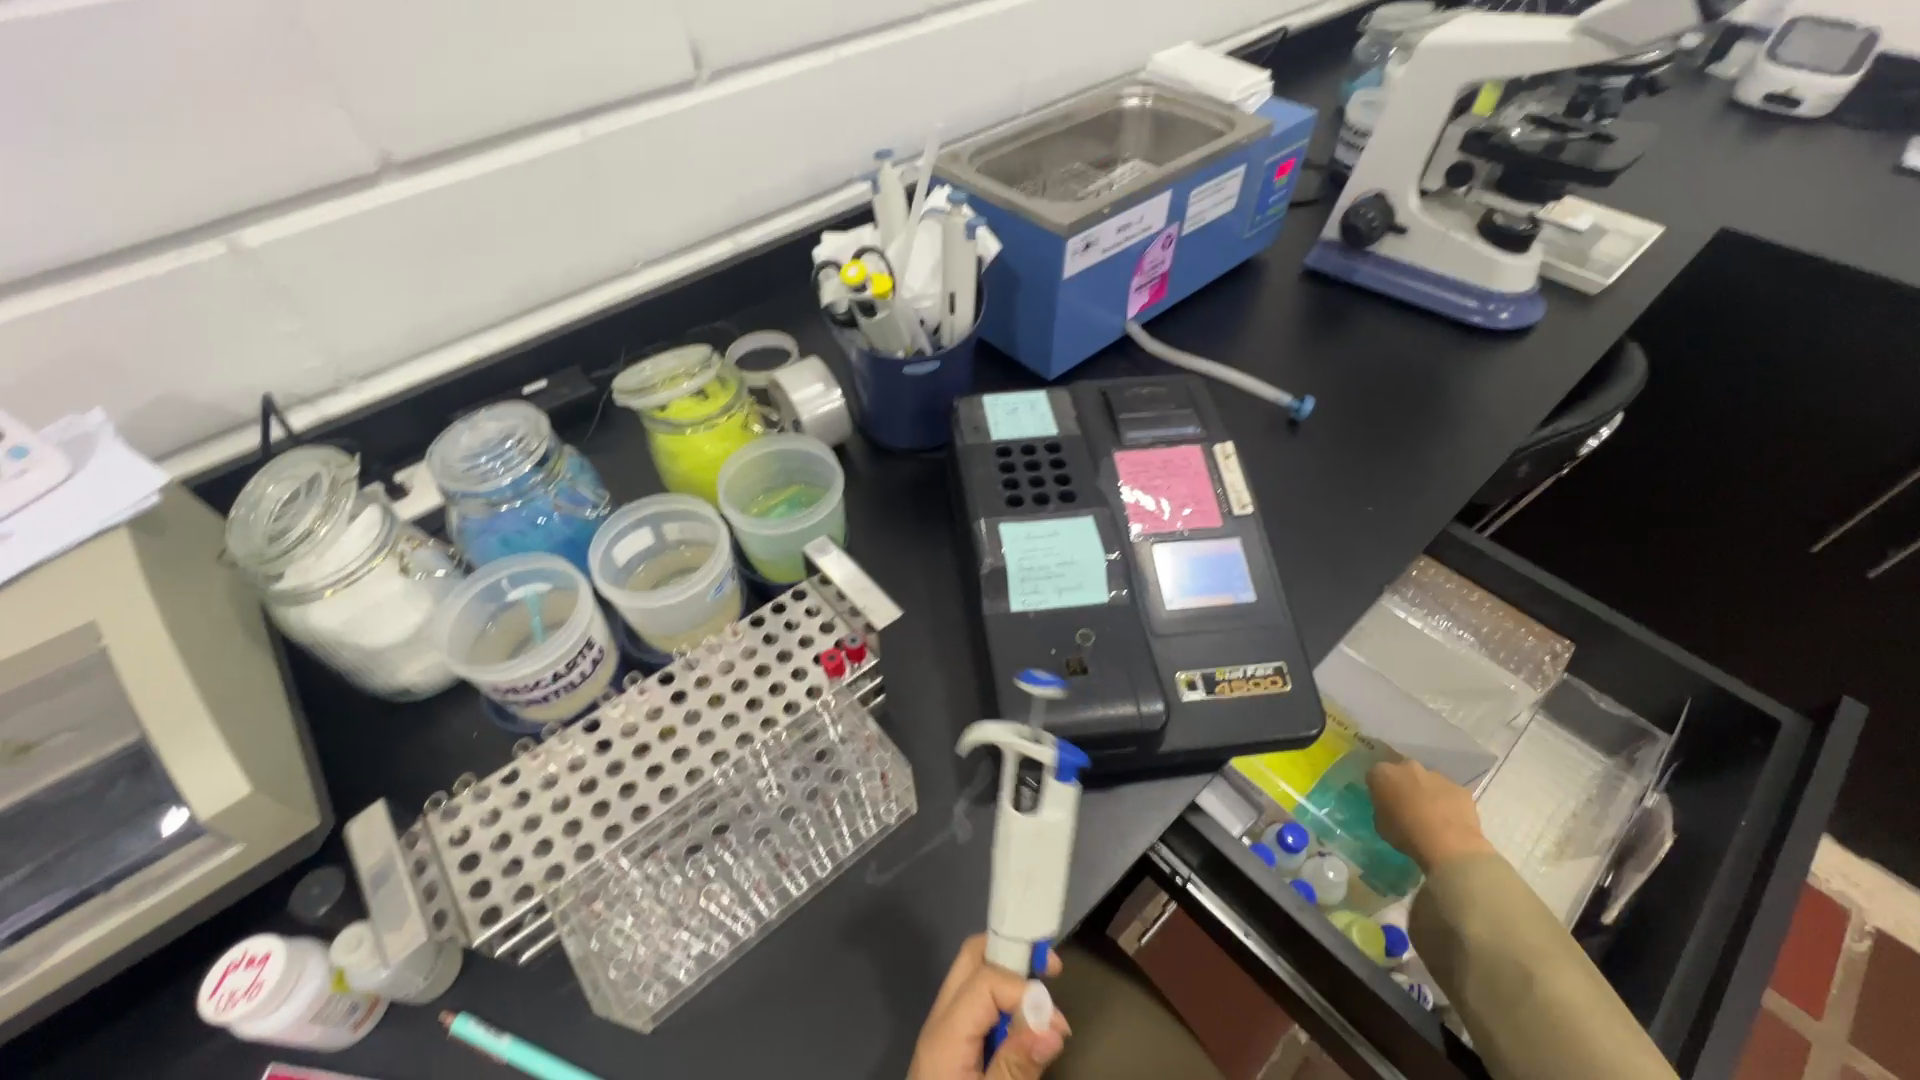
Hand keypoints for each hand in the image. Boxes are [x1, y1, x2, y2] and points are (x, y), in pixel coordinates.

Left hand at [908, 934, 1070, 1079]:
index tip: (1057, 1024)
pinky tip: (1023, 1026)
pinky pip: (976, 1003)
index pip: (986, 980)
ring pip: (973, 975)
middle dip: (1013, 953)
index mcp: (944, 1036)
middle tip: (1052, 973)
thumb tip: (1052, 1024)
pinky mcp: (951, 1046)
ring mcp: (943, 1031)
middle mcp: (939, 1022)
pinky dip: (1003, 999)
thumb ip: (1016, 1068)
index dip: (1025, 991)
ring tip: (1042, 1003)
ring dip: (1009, 975)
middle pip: (972, 958)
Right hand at [1367, 760, 1494, 872]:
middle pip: (1402, 772)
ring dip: (1426, 792)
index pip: (1375, 775)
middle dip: (1403, 784)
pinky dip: (1447, 802)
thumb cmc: (1406, 835)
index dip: (1378, 789)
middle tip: (1406, 805)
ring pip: (1427, 781)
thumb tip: (1390, 807)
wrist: (1449, 846)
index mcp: (1384, 773)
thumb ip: (1382, 808)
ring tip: (1431, 815)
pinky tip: (1449, 820)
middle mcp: (1409, 767)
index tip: (1382, 802)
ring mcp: (1437, 776)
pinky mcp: (1460, 788)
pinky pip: (1449, 793)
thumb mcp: (1380, 825)